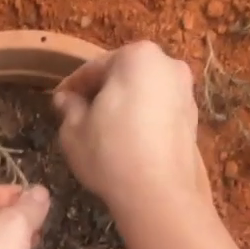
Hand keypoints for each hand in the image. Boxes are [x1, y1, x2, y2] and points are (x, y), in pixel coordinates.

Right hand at [52, 42, 211, 218]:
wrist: (158, 191)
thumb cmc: (109, 153)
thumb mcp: (74, 131)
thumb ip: (69, 109)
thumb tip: (65, 99)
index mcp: (135, 57)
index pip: (93, 68)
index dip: (71, 87)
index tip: (57, 103)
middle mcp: (167, 64)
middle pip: (122, 77)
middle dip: (101, 95)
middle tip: (80, 118)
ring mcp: (184, 91)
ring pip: (143, 94)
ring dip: (123, 108)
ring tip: (103, 133)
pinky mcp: (192, 118)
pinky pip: (158, 113)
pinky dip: (142, 122)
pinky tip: (127, 144)